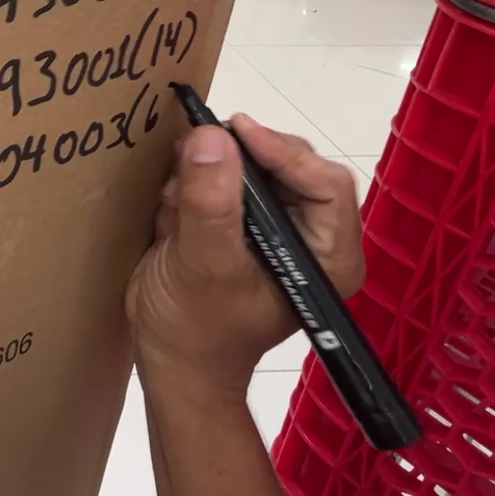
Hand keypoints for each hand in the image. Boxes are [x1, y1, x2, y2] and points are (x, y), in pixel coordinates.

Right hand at [126, 114, 365, 393]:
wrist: (169, 363)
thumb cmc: (196, 327)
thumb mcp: (202, 263)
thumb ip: (210, 203)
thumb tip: (212, 136)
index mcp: (325, 255)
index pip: (324, 182)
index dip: (282, 152)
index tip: (233, 132)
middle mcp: (307, 237)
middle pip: (289, 167)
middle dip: (236, 162)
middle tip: (192, 156)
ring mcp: (271, 231)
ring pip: (250, 169)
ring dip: (207, 174)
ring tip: (175, 198)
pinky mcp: (238, 228)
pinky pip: (221, 183)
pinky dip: (193, 184)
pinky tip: (172, 209)